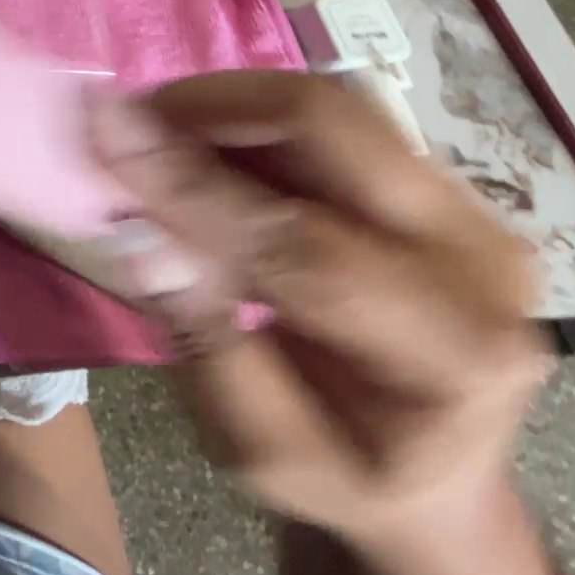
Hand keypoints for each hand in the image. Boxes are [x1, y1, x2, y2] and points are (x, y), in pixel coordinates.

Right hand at [88, 72, 553, 574]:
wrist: (429, 466)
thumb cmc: (337, 467)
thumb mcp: (258, 446)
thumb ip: (206, 345)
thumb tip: (142, 240)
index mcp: (444, 349)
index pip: (296, 239)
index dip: (188, 183)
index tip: (101, 131)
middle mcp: (474, 261)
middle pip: (337, 128)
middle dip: (213, 106)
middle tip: (125, 119)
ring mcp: (462, 214)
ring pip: (331, 108)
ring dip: (224, 108)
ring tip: (150, 138)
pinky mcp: (432, 189)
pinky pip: (326, 124)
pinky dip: (242, 122)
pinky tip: (193, 152)